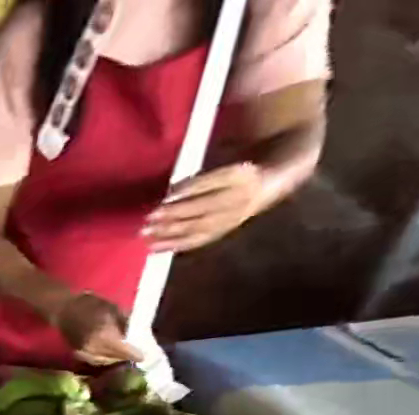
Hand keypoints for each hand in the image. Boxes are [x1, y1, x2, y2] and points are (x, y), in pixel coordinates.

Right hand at [57, 292, 145, 367]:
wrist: (64, 309)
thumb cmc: (89, 304)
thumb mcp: (111, 308)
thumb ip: (124, 323)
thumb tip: (134, 334)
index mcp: (104, 336)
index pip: (124, 350)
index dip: (135, 354)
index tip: (143, 356)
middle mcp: (95, 348)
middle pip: (114, 358)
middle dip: (125, 357)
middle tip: (134, 354)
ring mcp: (85, 353)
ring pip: (104, 361)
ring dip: (114, 359)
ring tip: (122, 355)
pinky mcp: (79, 354)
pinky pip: (95, 360)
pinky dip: (103, 358)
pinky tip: (108, 354)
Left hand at [144, 163, 266, 252]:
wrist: (270, 183)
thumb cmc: (236, 170)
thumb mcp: (225, 162)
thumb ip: (200, 176)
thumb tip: (168, 192)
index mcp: (240, 173)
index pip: (211, 183)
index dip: (188, 190)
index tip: (165, 197)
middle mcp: (239, 197)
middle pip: (203, 208)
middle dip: (175, 214)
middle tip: (149, 218)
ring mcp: (233, 218)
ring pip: (199, 228)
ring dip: (170, 233)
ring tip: (148, 235)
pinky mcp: (224, 232)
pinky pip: (198, 241)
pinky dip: (176, 245)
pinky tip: (156, 247)